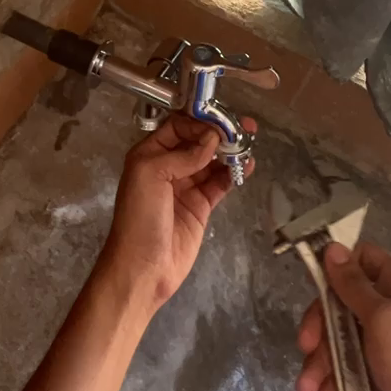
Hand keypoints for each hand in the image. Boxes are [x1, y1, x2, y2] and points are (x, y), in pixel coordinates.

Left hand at [93, 114, 253, 307]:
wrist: (143, 269)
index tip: (221, 122)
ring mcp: (186, 186)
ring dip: (229, 151)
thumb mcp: (152, 175)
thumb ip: (183, 154)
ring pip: (211, 160)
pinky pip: (220, 183)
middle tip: (245, 126)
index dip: (199, 122)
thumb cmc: (140, 217)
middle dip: (219, 132)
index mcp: (150, 153)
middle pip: (197, 141)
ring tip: (250, 142)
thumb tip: (212, 138)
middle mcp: (168, 165)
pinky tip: (247, 165)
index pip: (178, 126)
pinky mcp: (201, 206)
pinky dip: (233, 173)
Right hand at [296, 242, 390, 390]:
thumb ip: (353, 285)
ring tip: (310, 387)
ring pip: (339, 338)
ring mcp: (384, 345)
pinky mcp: (377, 375)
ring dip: (320, 360)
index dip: (338, 269)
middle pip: (342, 301)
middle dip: (320, 326)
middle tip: (307, 346)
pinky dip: (330, 380)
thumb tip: (332, 246)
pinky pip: (345, 367)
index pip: (363, 258)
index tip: (315, 287)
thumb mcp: (383, 319)